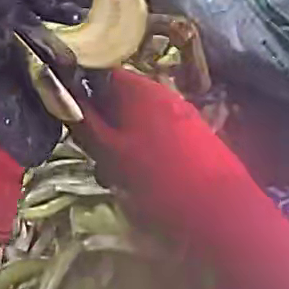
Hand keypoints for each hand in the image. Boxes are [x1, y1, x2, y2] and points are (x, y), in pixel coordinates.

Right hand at [78, 70, 288, 288]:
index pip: (101, 72)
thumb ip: (85, 123)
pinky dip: (146, 153)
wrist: (227, 216)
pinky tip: (145, 184)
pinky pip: (159, 136)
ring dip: (123, 144)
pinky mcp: (197, 137)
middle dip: (103, 124)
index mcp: (140, 88)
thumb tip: (62, 98)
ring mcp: (183, 114)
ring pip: (139, 121)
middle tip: (95, 156)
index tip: (72, 115)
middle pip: (120, 98)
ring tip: (118, 179)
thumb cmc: (161, 180)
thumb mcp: (112, 154)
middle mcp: (163, 93)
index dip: (82, 90)